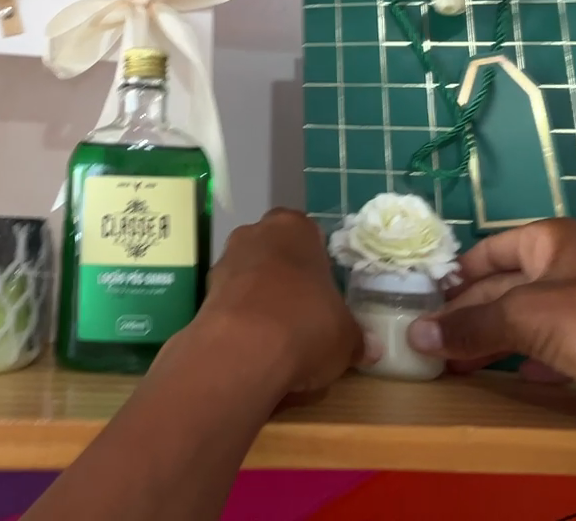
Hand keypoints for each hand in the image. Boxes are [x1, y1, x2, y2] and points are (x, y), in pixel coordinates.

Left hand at [179, 208, 361, 397]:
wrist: (241, 349)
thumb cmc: (305, 324)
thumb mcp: (345, 336)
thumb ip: (356, 337)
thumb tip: (370, 347)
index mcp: (295, 227)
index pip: (310, 234)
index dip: (319, 264)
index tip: (326, 292)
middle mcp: (256, 231)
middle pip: (276, 252)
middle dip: (288, 278)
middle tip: (306, 313)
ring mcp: (226, 258)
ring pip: (250, 274)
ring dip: (262, 297)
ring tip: (279, 336)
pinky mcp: (205, 289)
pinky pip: (232, 299)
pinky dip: (242, 317)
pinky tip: (255, 345)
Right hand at [407, 217, 575, 438]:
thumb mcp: (526, 318)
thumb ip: (470, 326)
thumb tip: (416, 335)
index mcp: (550, 240)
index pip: (487, 251)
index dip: (454, 276)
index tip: (421, 303)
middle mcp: (570, 265)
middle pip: (504, 287)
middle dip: (470, 315)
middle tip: (431, 342)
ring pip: (528, 320)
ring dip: (495, 341)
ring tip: (458, 364)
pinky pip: (554, 347)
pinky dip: (529, 359)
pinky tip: (513, 375)